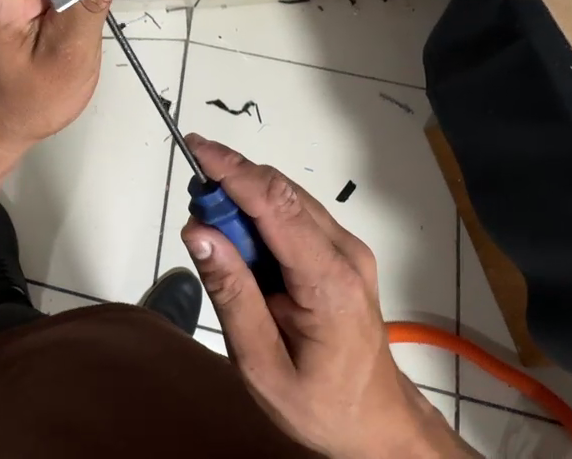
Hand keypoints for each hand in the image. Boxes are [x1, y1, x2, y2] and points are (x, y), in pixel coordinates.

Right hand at [181, 136, 473, 458]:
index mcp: (328, 281)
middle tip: (193, 206)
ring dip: (241, 197)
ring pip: (285, 196)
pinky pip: (292, 212)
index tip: (194, 147)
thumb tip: (198, 231)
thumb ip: (230, 294)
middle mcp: (345, 251)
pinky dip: (257, 212)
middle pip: (279, 192)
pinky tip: (239, 240)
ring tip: (210, 228)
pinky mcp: (342, 250)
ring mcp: (348, 248)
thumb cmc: (320, 404)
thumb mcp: (261, 364)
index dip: (232, 170)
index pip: (275, 204)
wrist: (379, 424)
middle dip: (229, 183)